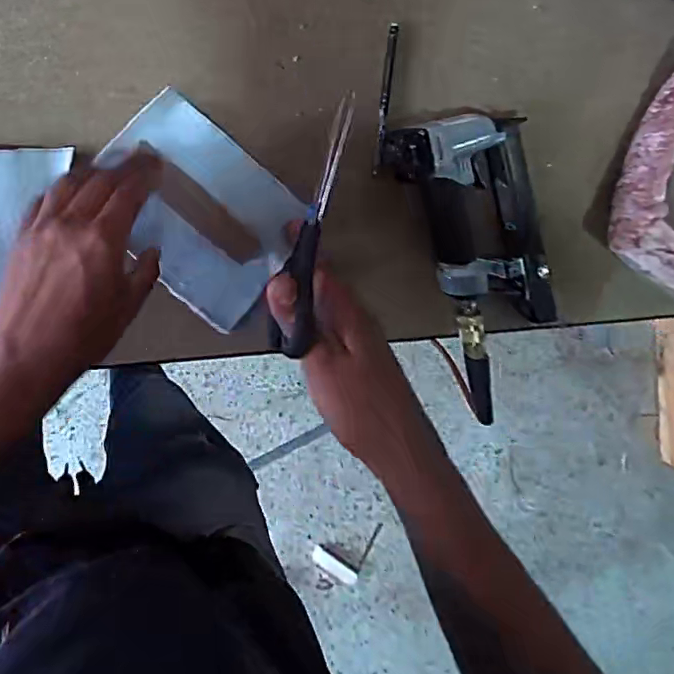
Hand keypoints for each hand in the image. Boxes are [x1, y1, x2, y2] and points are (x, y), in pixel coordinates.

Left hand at [0, 152, 162, 400]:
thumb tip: (151, 252)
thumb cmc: (83, 335)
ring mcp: (43, 228)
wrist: (26, 354)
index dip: (144, 175)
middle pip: (101, 180)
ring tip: (106, 169)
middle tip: (140, 159)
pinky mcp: (22, 237)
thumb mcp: (127, 307)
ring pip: (69, 183)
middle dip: (124, 166)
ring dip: (92, 171)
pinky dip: (61, 188)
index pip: (128, 193)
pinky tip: (68, 191)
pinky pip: (43, 200)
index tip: (156, 166)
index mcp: (103, 239)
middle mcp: (72, 224)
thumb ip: (144, 273)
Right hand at [266, 265, 443, 482]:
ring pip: (331, 304)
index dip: (305, 249)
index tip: (287, 229)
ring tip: (282, 289)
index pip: (323, 271)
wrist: (398, 444)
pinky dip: (316, 315)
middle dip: (303, 269)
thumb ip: (299, 323)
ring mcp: (362, 338)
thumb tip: (279, 281)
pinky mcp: (362, 356)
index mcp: (349, 314)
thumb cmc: (359, 406)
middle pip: (327, 284)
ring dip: (308, 292)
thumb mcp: (320, 363)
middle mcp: (359, 319)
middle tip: (276, 260)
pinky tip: (303, 327)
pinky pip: (335, 322)